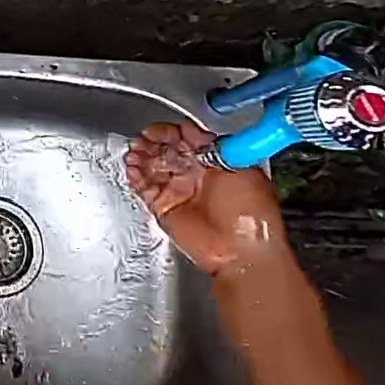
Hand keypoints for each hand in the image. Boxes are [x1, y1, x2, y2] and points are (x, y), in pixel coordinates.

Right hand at [126, 121, 286, 278]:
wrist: (241, 254)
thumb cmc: (252, 216)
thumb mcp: (242, 170)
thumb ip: (216, 147)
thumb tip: (196, 131)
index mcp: (214, 163)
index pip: (187, 140)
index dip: (172, 133)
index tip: (164, 130)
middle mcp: (194, 175)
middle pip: (165, 150)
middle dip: (152, 142)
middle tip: (144, 139)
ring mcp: (178, 191)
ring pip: (152, 166)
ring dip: (141, 156)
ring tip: (135, 152)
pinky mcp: (163, 207)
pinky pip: (143, 187)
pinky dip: (135, 176)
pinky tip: (132, 168)